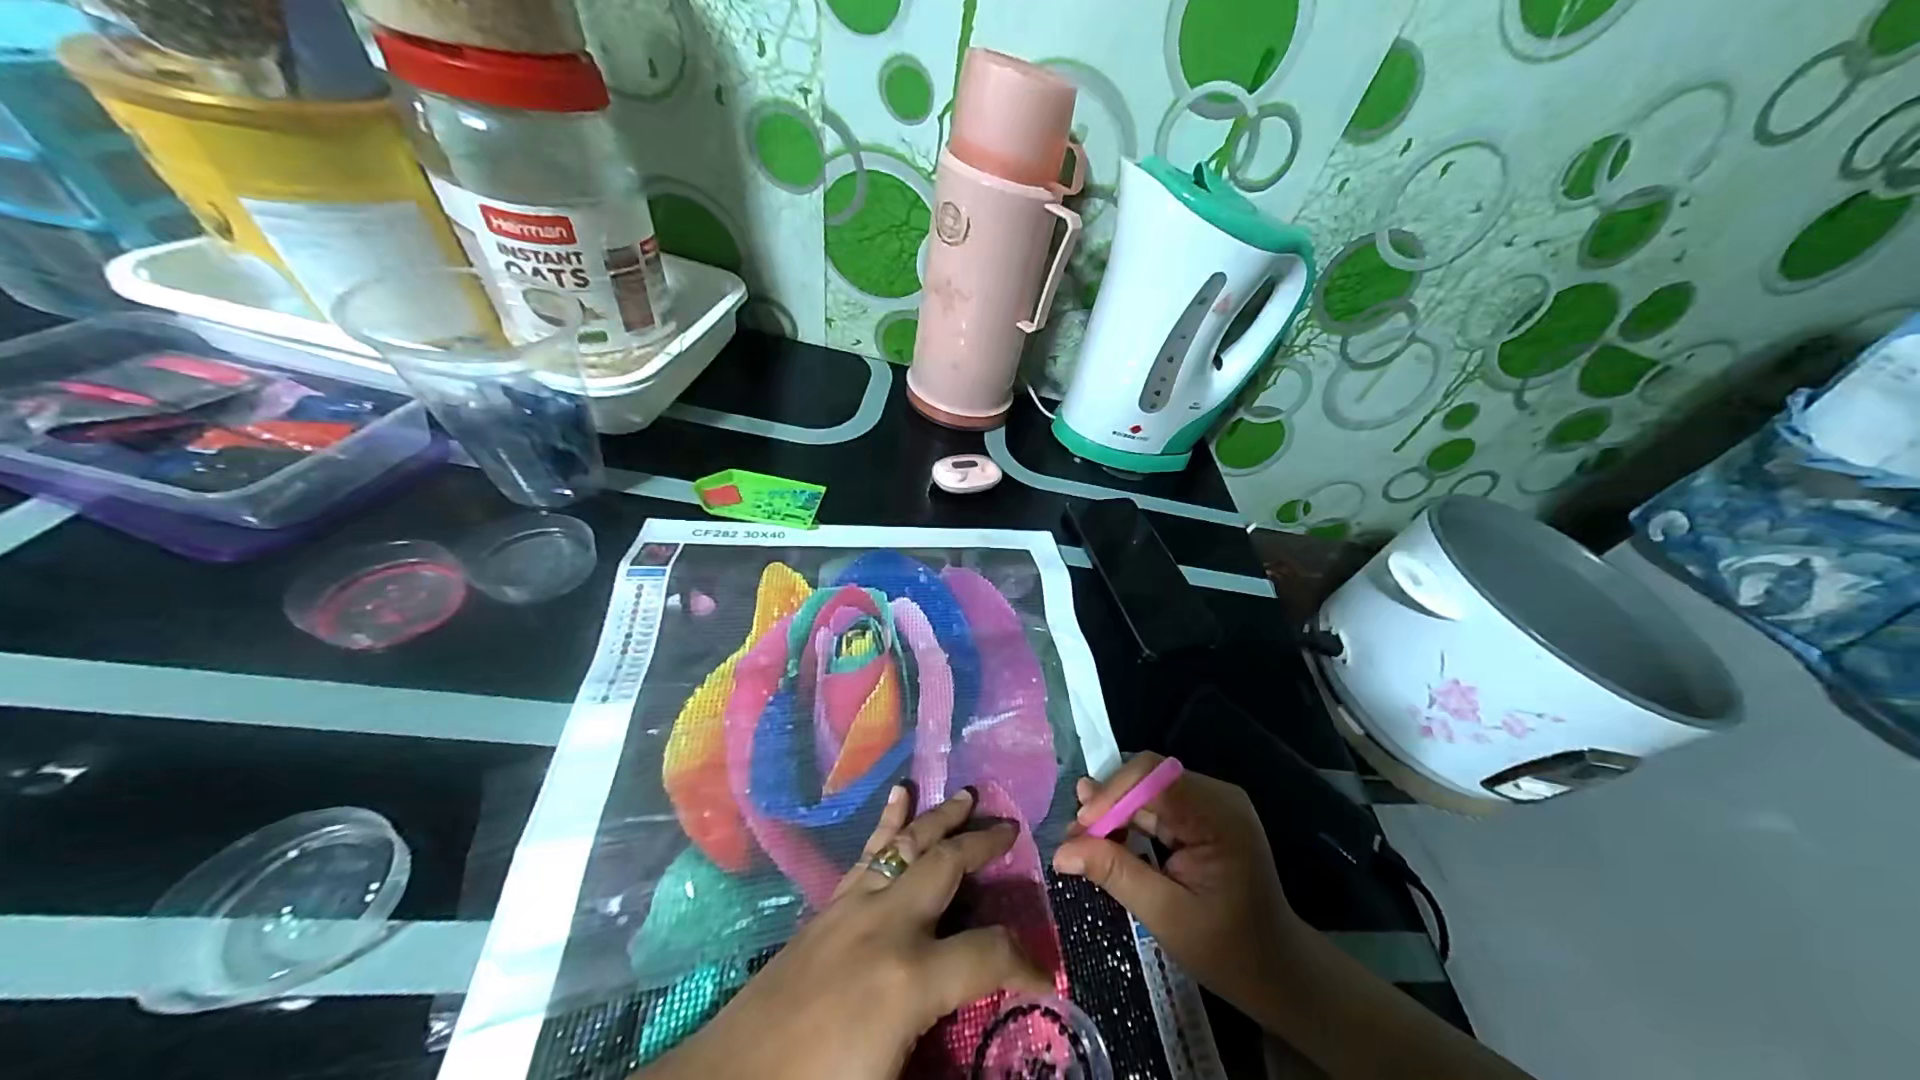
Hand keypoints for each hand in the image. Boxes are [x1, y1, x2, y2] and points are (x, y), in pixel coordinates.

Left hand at [645, 786, 1050, 1079]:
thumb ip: (944, 1044)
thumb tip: (977, 1035)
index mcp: (909, 977)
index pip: (990, 954)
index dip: (1025, 964)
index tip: (1043, 977)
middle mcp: (885, 925)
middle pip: (946, 866)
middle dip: (983, 844)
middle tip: (1011, 830)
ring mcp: (851, 908)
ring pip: (906, 845)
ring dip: (940, 819)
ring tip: (967, 796)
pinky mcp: (826, 909)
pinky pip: (868, 855)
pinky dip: (887, 824)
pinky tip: (898, 798)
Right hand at [1051, 753, 1303, 1017]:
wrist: (1277, 972)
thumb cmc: (1229, 950)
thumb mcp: (1166, 915)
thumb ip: (1115, 873)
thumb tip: (1061, 851)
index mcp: (1218, 815)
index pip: (1154, 777)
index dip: (1112, 794)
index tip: (1080, 829)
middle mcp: (1215, 797)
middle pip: (1147, 778)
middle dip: (1107, 803)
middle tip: (1073, 838)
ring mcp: (1208, 805)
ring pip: (1145, 790)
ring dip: (1112, 812)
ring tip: (1081, 840)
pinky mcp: (1199, 817)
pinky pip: (1153, 806)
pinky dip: (1126, 822)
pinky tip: (1104, 840)